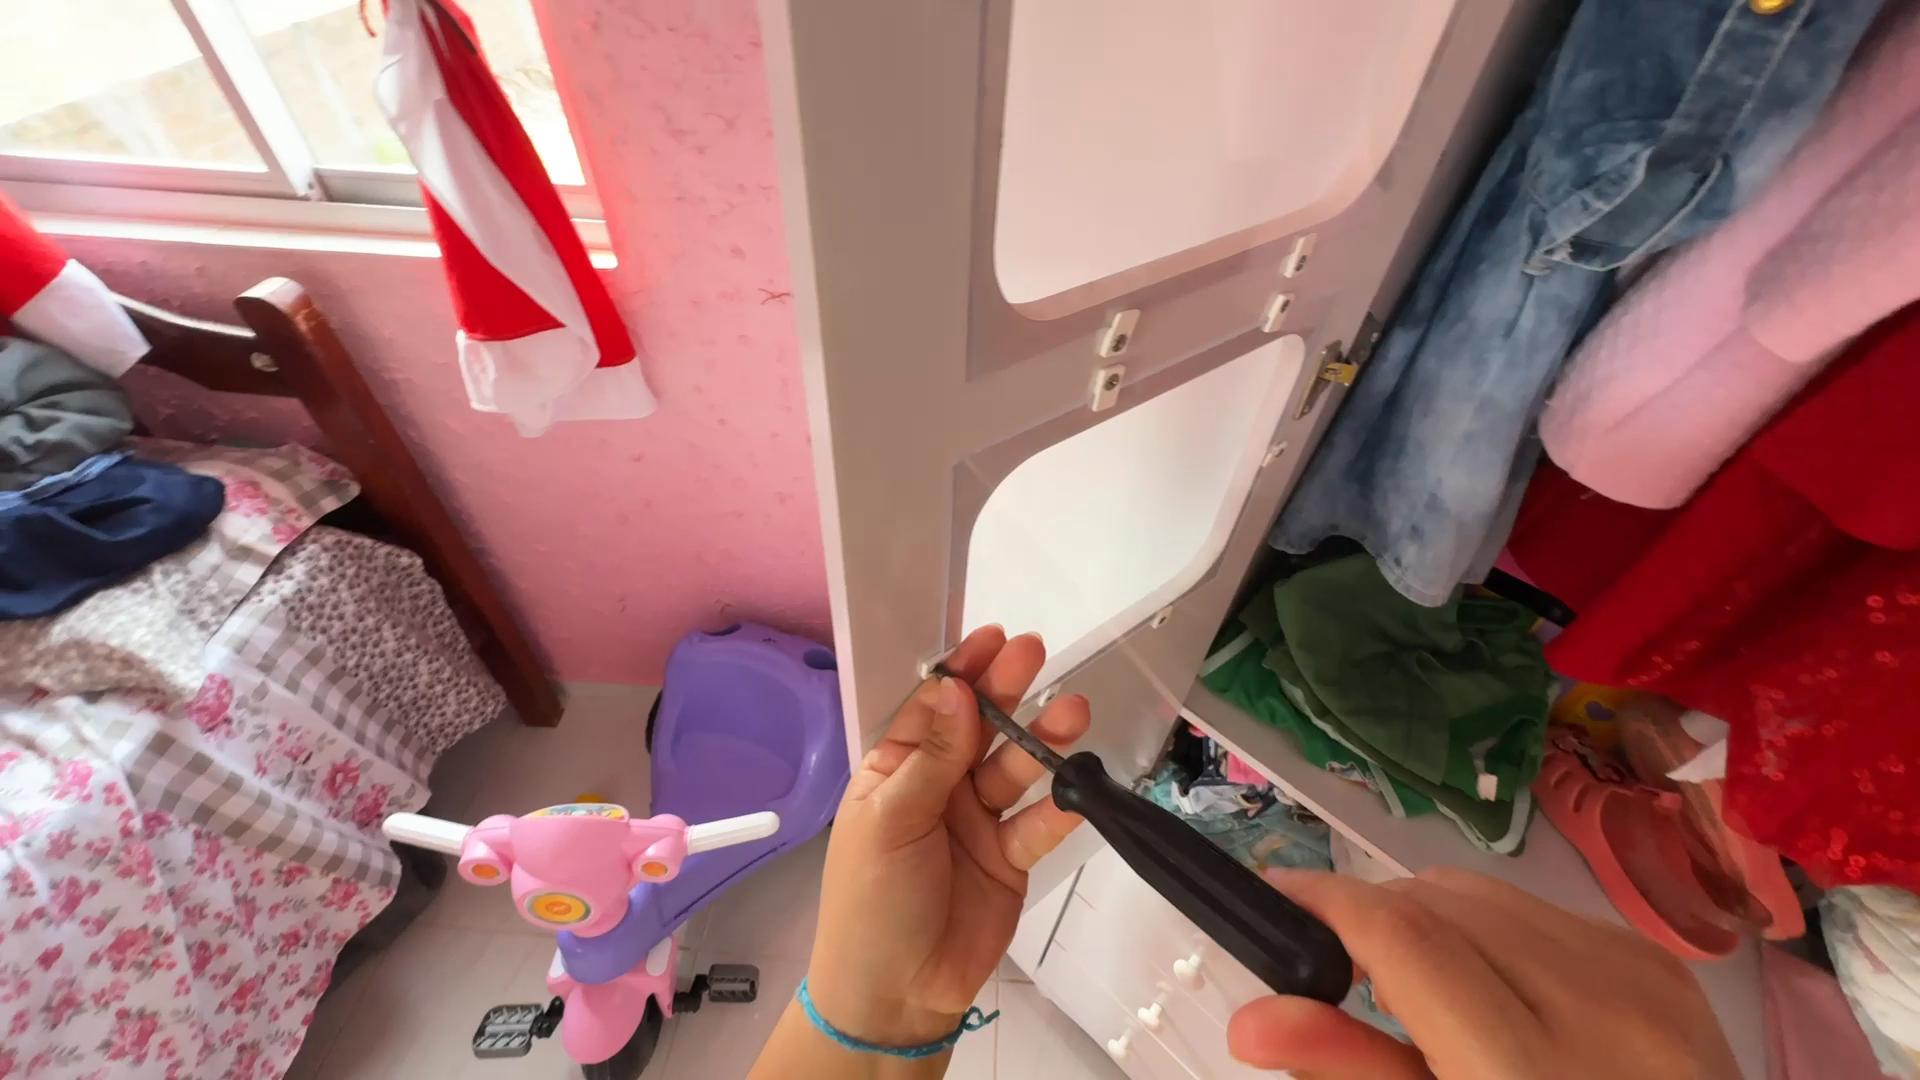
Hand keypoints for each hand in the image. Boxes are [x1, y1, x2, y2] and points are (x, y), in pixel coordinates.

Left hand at [803, 626, 1089, 1045]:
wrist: (895, 995)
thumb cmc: (872, 899)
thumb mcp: (892, 821)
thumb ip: (932, 759)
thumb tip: (957, 689)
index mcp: (898, 769)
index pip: (933, 708)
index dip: (961, 673)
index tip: (992, 638)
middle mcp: (940, 786)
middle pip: (979, 728)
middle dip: (1005, 691)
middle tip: (1034, 652)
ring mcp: (977, 821)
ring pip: (1014, 770)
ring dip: (1041, 742)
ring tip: (1073, 711)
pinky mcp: (1009, 859)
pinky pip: (1037, 826)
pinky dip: (1058, 809)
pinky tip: (1078, 788)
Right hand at [1228, 868, 1742, 1078]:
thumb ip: (1351, 1068)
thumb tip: (1245, 1022)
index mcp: (1536, 1075)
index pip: (1404, 936)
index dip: (1324, 899)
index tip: (1274, 896)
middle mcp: (1600, 1007)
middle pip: (1428, 901)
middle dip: (1367, 917)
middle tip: (1342, 967)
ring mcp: (1637, 973)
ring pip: (1468, 890)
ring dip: (1418, 915)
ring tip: (1418, 982)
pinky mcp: (1654, 957)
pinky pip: (1521, 903)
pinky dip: (1474, 924)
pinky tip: (1485, 980)